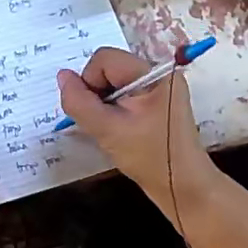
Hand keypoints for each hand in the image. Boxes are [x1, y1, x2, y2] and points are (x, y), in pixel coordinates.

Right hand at [57, 48, 214, 203]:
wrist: (184, 188)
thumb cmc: (149, 158)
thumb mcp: (107, 130)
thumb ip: (79, 102)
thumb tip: (63, 76)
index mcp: (153, 73)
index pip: (104, 59)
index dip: (90, 82)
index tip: (97, 113)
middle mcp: (159, 73)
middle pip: (109, 68)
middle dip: (98, 94)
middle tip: (105, 123)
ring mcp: (160, 87)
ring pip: (113, 82)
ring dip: (105, 103)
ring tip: (114, 128)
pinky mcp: (158, 101)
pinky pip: (124, 93)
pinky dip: (115, 108)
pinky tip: (121, 129)